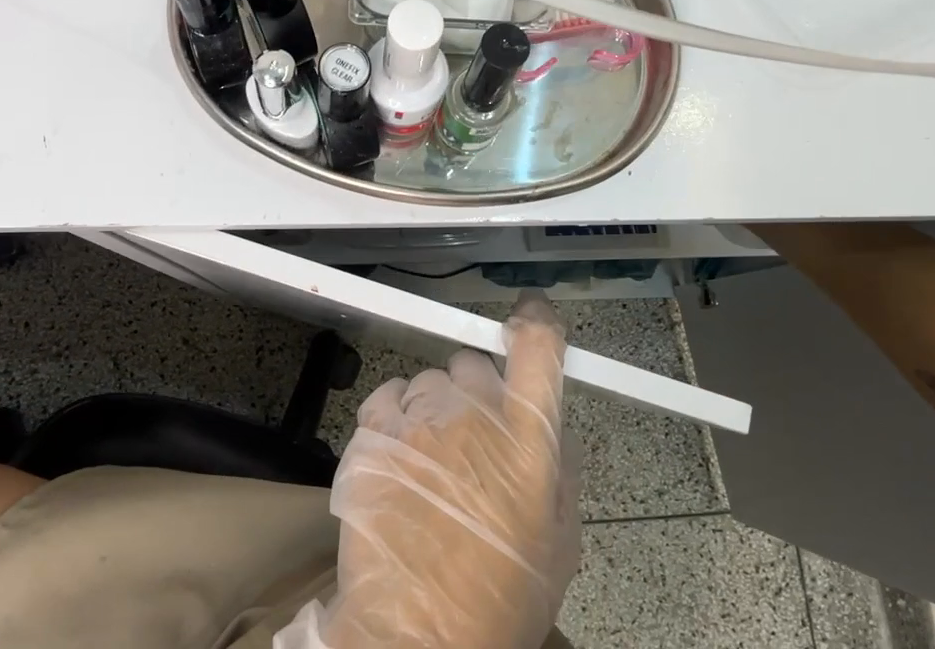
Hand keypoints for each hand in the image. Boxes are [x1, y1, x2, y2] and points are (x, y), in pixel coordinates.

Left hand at [285, 294, 581, 648]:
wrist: (418, 636)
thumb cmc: (497, 599)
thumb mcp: (560, 541)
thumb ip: (559, 469)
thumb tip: (550, 428)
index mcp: (528, 442)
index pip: (537, 350)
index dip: (536, 323)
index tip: (529, 316)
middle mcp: (474, 417)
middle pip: (473, 363)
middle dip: (474, 390)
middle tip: (470, 436)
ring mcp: (420, 422)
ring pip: (427, 380)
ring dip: (432, 407)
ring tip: (429, 460)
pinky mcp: (375, 433)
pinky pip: (386, 395)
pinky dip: (392, 416)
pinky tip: (397, 457)